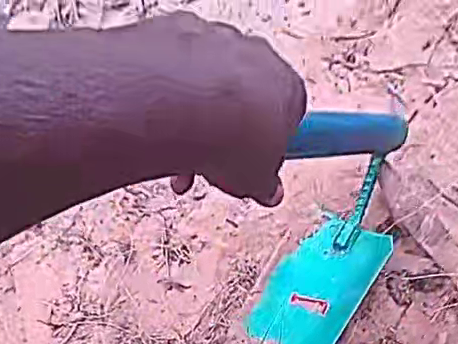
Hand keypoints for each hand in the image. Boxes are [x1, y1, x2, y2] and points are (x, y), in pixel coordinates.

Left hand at [114, 15, 303, 205]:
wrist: (187, 107)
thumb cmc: (232, 139)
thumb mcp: (257, 181)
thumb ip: (265, 185)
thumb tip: (269, 192)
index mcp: (289, 91)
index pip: (288, 120)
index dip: (270, 148)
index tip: (258, 166)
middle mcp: (259, 58)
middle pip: (248, 103)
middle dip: (232, 138)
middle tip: (218, 167)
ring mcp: (221, 43)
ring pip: (213, 91)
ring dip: (201, 126)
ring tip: (187, 159)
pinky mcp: (184, 36)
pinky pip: (183, 76)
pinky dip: (177, 102)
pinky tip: (168, 131)